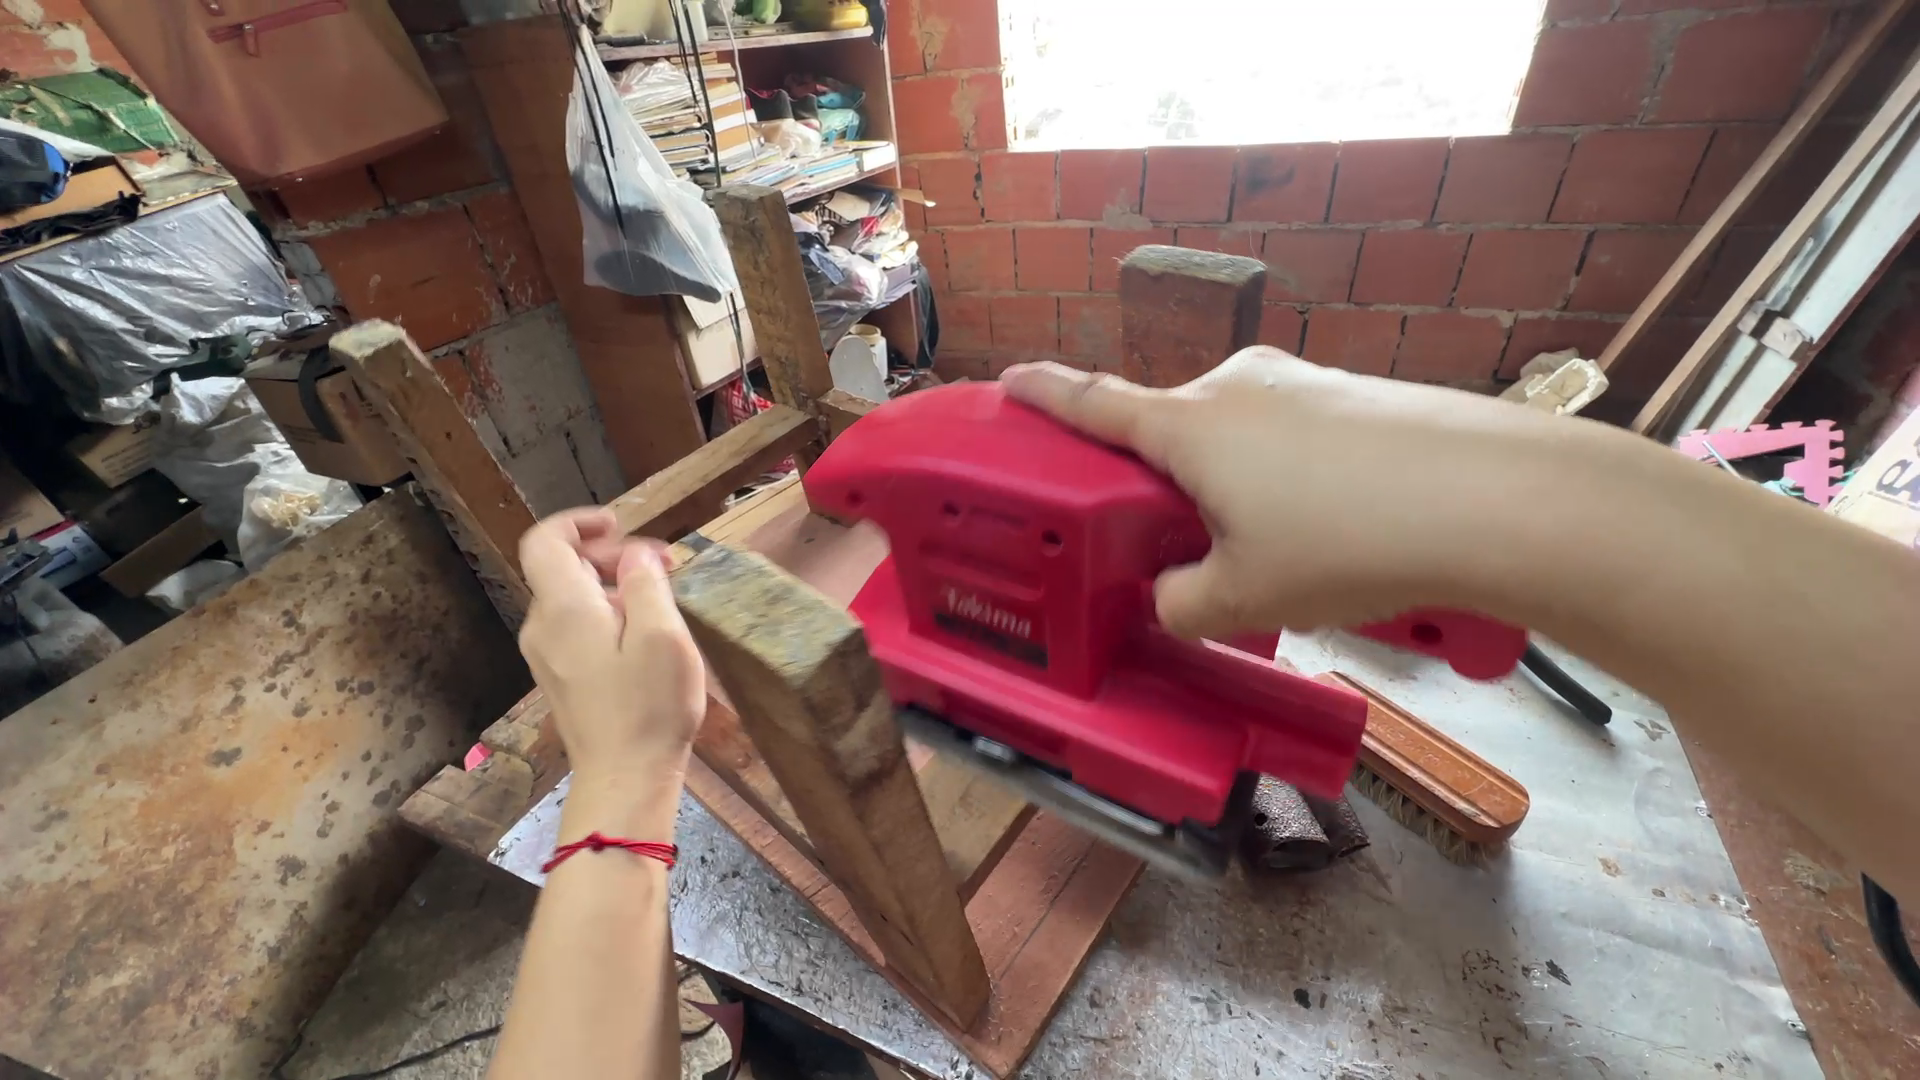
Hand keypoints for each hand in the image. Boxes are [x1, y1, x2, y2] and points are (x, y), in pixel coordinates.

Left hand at [517, 509, 705, 785]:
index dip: (579, 522)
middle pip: (563, 567)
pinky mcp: (560, 676)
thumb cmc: (650, 706)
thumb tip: (634, 556)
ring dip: (614, 584)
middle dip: (612, 554)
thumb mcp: (662, 636)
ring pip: (573, 596)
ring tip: (662, 601)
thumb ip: (645, 585)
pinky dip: (608, 612)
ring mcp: (546, 655)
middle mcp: (543, 627)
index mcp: (565, 610)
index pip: (545, 542)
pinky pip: (577, 624)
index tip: (622, 524)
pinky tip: (644, 635)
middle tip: (665, 568)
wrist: (624, 777)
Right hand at [1001, 348, 1551, 639]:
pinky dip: (1274, 477)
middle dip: (1157, 481)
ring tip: (1264, 547)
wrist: (1502, 498)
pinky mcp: (1347, 393)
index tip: (1009, 378)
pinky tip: (1319, 525)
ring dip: (1222, 484)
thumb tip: (1173, 596)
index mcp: (1188, 427)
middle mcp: (1233, 388)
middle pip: (1166, 431)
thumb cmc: (1347, 541)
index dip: (1044, 394)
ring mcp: (1296, 382)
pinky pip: (1281, 436)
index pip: (1093, 403)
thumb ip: (1180, 602)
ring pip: (1228, 438)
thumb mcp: (1242, 597)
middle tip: (1173, 541)